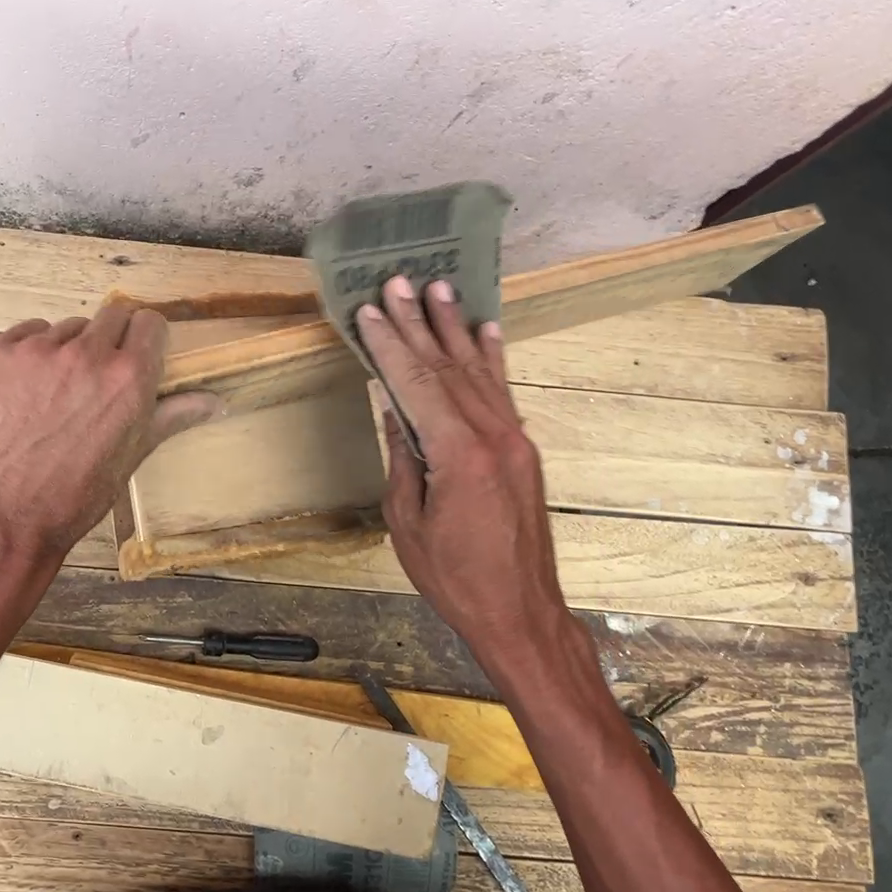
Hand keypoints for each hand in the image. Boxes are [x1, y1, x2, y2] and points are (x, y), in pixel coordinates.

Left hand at [0, 304, 221, 560]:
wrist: (5, 517)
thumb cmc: (75, 496)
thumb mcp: (131, 456)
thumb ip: (172, 416)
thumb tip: (216, 402)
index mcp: (128, 378)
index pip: (151, 323)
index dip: (146, 340)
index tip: (137, 356)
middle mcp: (86, 355)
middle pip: (112, 314)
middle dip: (111, 339)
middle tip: (98, 376)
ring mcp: (36, 352)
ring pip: (67, 328)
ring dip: (69, 350)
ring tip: (56, 395)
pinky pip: (25, 335)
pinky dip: (29, 355)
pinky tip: (26, 393)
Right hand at [358, 276, 580, 666]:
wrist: (519, 609)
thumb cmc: (452, 576)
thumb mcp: (408, 522)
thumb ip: (403, 459)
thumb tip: (393, 409)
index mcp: (458, 454)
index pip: (416, 384)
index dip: (388, 345)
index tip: (368, 311)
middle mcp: (493, 436)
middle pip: (447, 367)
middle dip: (417, 323)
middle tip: (398, 282)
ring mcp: (515, 440)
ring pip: (478, 372)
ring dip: (454, 328)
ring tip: (439, 288)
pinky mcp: (523, 450)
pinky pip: (504, 393)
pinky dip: (492, 358)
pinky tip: (485, 330)